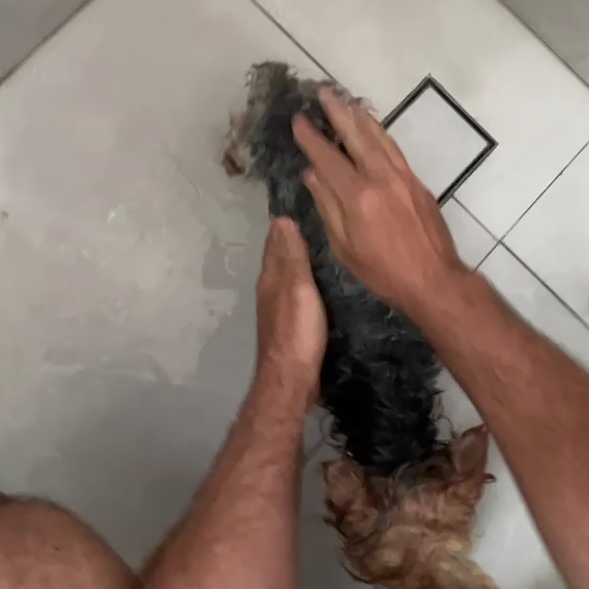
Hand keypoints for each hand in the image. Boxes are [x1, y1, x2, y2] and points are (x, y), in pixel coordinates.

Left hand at [255, 217, 326, 400]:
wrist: (291, 379)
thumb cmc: (297, 331)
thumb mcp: (298, 288)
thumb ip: (292, 256)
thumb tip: (281, 220)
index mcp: (270, 279)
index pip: (275, 244)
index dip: (284, 228)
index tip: (300, 209)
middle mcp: (269, 291)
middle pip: (279, 260)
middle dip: (291, 243)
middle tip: (313, 225)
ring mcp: (277, 311)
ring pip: (287, 279)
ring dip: (298, 265)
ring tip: (319, 251)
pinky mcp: (289, 327)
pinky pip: (296, 296)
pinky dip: (304, 286)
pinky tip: (318, 288)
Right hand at [291, 87, 468, 315]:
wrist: (434, 280)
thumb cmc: (383, 271)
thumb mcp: (344, 247)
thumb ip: (327, 206)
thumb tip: (312, 175)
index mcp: (357, 196)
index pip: (328, 158)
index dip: (311, 137)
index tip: (298, 119)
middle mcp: (381, 177)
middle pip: (356, 135)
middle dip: (337, 112)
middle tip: (323, 92)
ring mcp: (403, 177)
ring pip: (379, 137)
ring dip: (360, 117)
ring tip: (346, 101)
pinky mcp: (417, 182)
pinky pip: (394, 149)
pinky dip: (380, 133)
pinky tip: (373, 128)